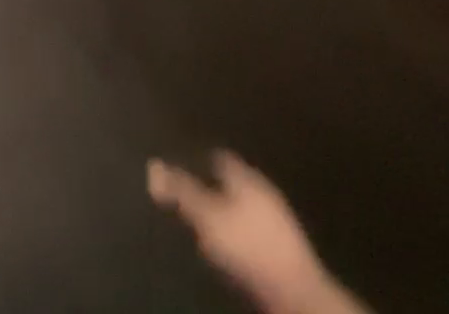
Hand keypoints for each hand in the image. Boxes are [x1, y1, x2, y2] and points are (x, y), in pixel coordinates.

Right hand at [148, 151, 346, 313]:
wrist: (294, 291)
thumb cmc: (246, 244)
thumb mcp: (205, 214)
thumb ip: (180, 189)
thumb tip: (154, 166)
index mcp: (248, 178)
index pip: (218, 157)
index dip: (196, 158)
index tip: (176, 164)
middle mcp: (264, 192)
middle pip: (229, 182)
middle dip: (206, 186)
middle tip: (182, 192)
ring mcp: (275, 220)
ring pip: (239, 206)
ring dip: (219, 210)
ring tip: (196, 218)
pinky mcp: (278, 245)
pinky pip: (247, 228)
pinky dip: (232, 230)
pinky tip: (220, 241)